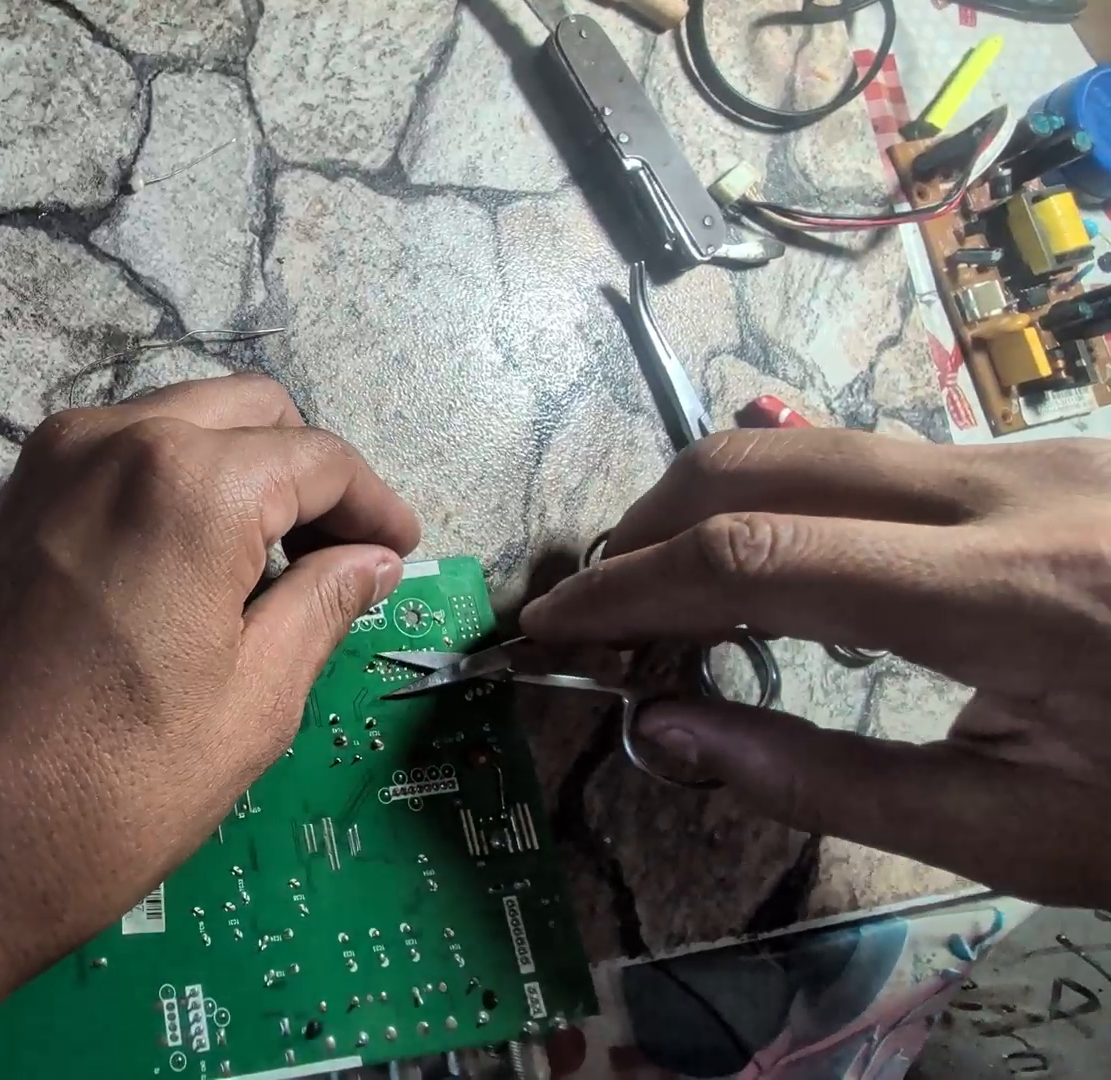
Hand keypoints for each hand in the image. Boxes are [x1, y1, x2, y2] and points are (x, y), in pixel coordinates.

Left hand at [0, 375, 419, 1078]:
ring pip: (184, 422)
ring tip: (266, 562)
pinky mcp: (18, 492)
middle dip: (307, 473)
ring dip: (242, 471)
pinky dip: (178, 481)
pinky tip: (191, 555)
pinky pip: (126, 452)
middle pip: (250, 413)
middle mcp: (116, 435)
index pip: (316, 457)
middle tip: (333, 556)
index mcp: (189, 479)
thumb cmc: (112, 784)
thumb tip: (371, 559)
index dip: (371, 502)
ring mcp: (53, 456)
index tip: (397, 550)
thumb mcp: (252, 703)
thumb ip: (322, 605)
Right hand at [520, 428, 1110, 906]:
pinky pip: (848, 463)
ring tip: (668, 590)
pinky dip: (763, 511)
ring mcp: (1022, 458)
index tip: (552, 621)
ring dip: (693, 513)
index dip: (624, 588)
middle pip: (748, 464)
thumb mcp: (1028, 833)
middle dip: (639, 529)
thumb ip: (819, 779)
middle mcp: (1006, 491)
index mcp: (1013, 594)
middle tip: (602, 602)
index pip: (749, 559)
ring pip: (792, 449)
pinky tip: (773, 579)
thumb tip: (662, 727)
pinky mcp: (1030, 457)